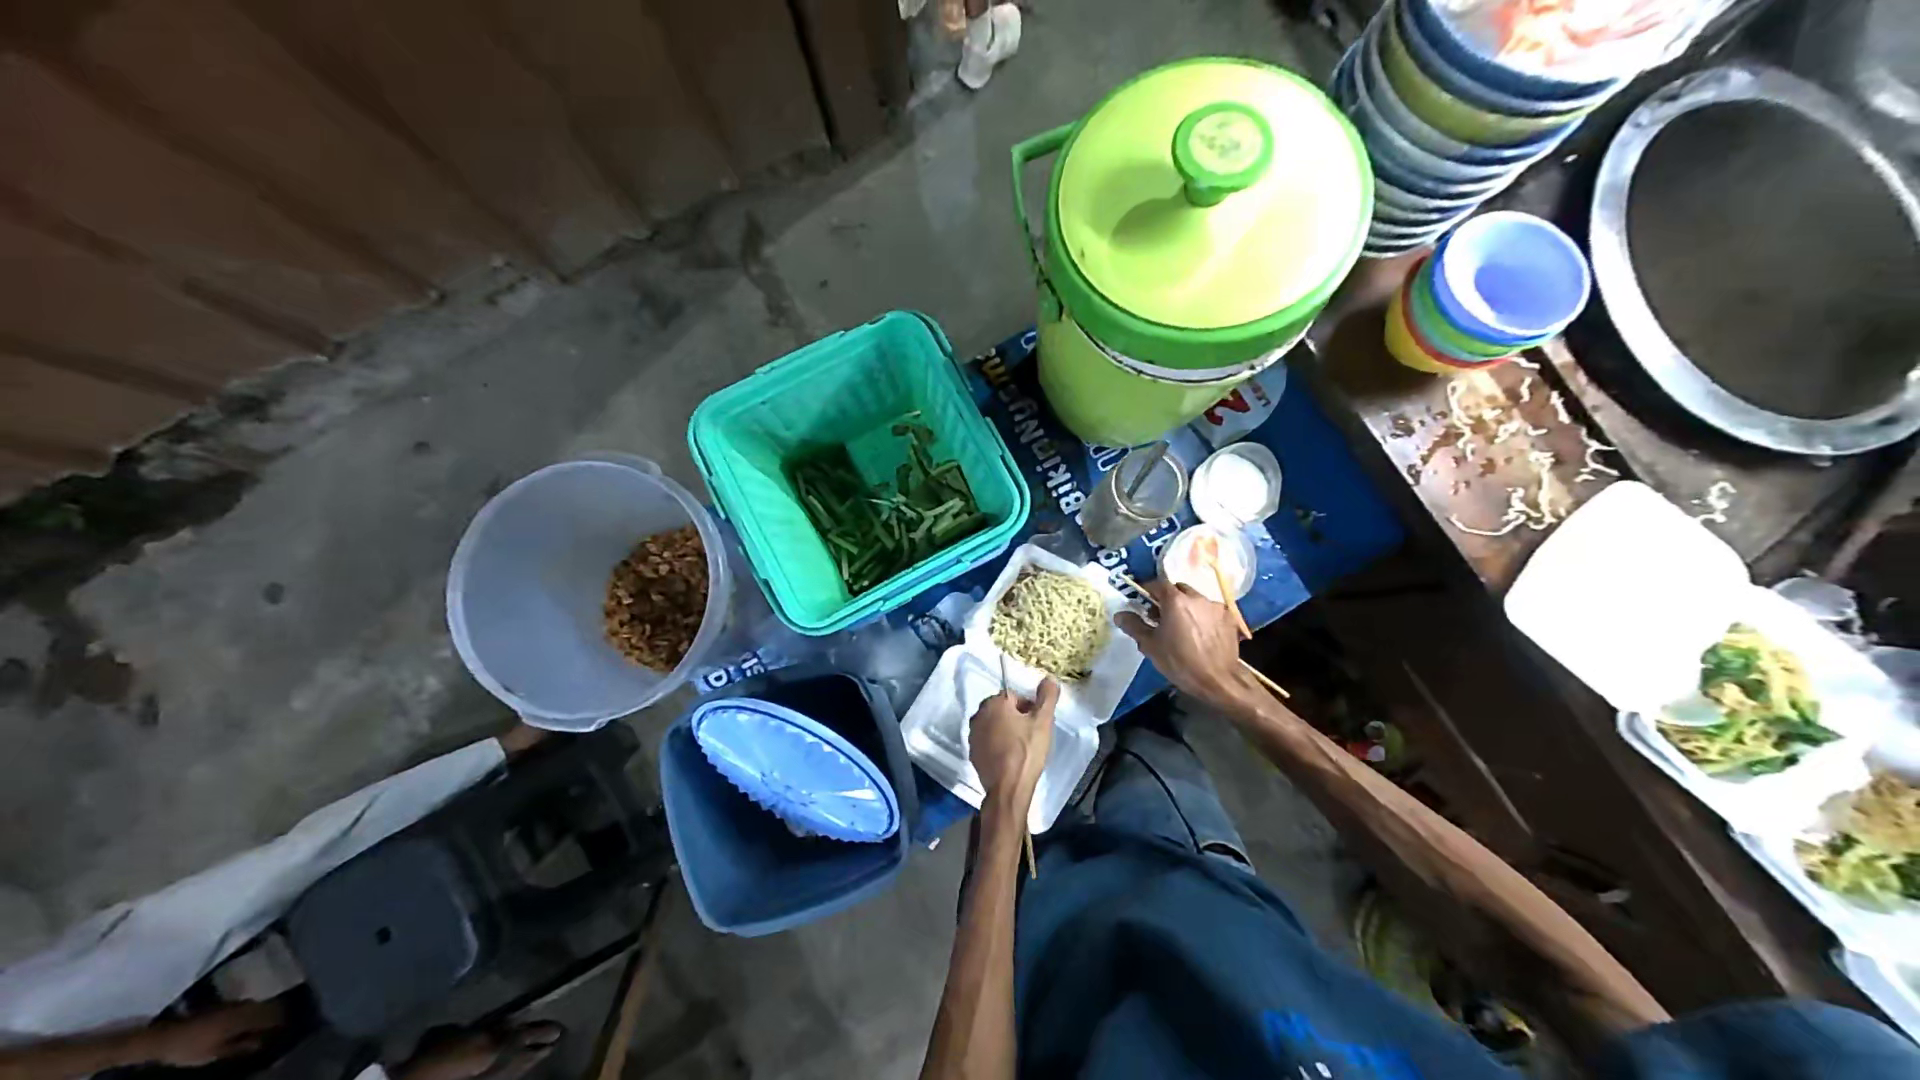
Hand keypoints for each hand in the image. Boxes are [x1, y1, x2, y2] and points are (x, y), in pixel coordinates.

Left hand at [143, 1000, 285, 1067]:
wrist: (162, 1039)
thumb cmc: (191, 1048)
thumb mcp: (215, 1053)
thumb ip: (241, 1047)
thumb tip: (263, 1044)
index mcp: (247, 1015)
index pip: (275, 1015)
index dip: (282, 1024)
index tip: (286, 1032)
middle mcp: (246, 1005)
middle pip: (269, 1008)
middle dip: (274, 1018)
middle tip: (275, 1031)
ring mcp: (234, 1003)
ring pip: (257, 1007)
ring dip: (262, 1016)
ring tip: (261, 1029)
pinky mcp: (224, 1005)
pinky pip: (246, 1008)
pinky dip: (250, 1016)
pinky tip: (244, 1026)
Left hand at [968, 678, 1058, 808]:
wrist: (1008, 788)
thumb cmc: (1026, 751)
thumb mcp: (1042, 721)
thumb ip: (1047, 696)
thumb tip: (1049, 678)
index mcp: (993, 703)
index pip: (1014, 696)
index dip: (1029, 708)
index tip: (1036, 723)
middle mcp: (978, 715)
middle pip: (1003, 710)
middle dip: (1017, 719)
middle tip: (1031, 735)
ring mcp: (973, 736)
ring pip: (995, 726)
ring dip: (1007, 732)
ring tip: (1022, 748)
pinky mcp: (973, 753)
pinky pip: (989, 742)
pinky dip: (998, 746)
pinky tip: (1010, 758)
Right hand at [1115, 579, 1256, 709]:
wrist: (1217, 680)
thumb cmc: (1179, 661)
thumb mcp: (1150, 645)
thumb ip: (1134, 625)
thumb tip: (1120, 614)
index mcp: (1175, 600)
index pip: (1158, 584)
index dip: (1148, 591)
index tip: (1143, 601)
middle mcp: (1196, 597)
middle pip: (1178, 589)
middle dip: (1168, 598)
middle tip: (1161, 616)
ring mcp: (1215, 606)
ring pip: (1196, 600)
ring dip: (1187, 607)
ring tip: (1183, 627)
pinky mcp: (1229, 618)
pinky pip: (1210, 611)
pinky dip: (1203, 617)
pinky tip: (1201, 634)